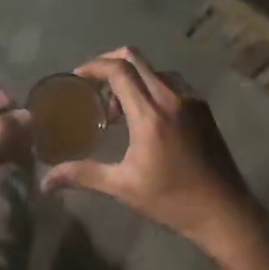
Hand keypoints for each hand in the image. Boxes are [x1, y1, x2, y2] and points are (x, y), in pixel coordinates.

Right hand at [42, 48, 260, 254]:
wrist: (223, 209)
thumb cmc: (171, 199)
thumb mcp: (123, 187)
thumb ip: (83, 175)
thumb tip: (45, 181)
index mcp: (150, 114)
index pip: (120, 71)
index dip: (94, 66)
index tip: (76, 77)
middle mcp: (172, 96)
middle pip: (137, 60)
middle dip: (110, 65)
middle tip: (92, 87)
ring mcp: (191, 99)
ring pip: (155, 70)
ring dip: (132, 78)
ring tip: (117, 109)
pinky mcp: (202, 106)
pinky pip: (172, 82)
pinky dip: (152, 86)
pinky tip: (145, 114)